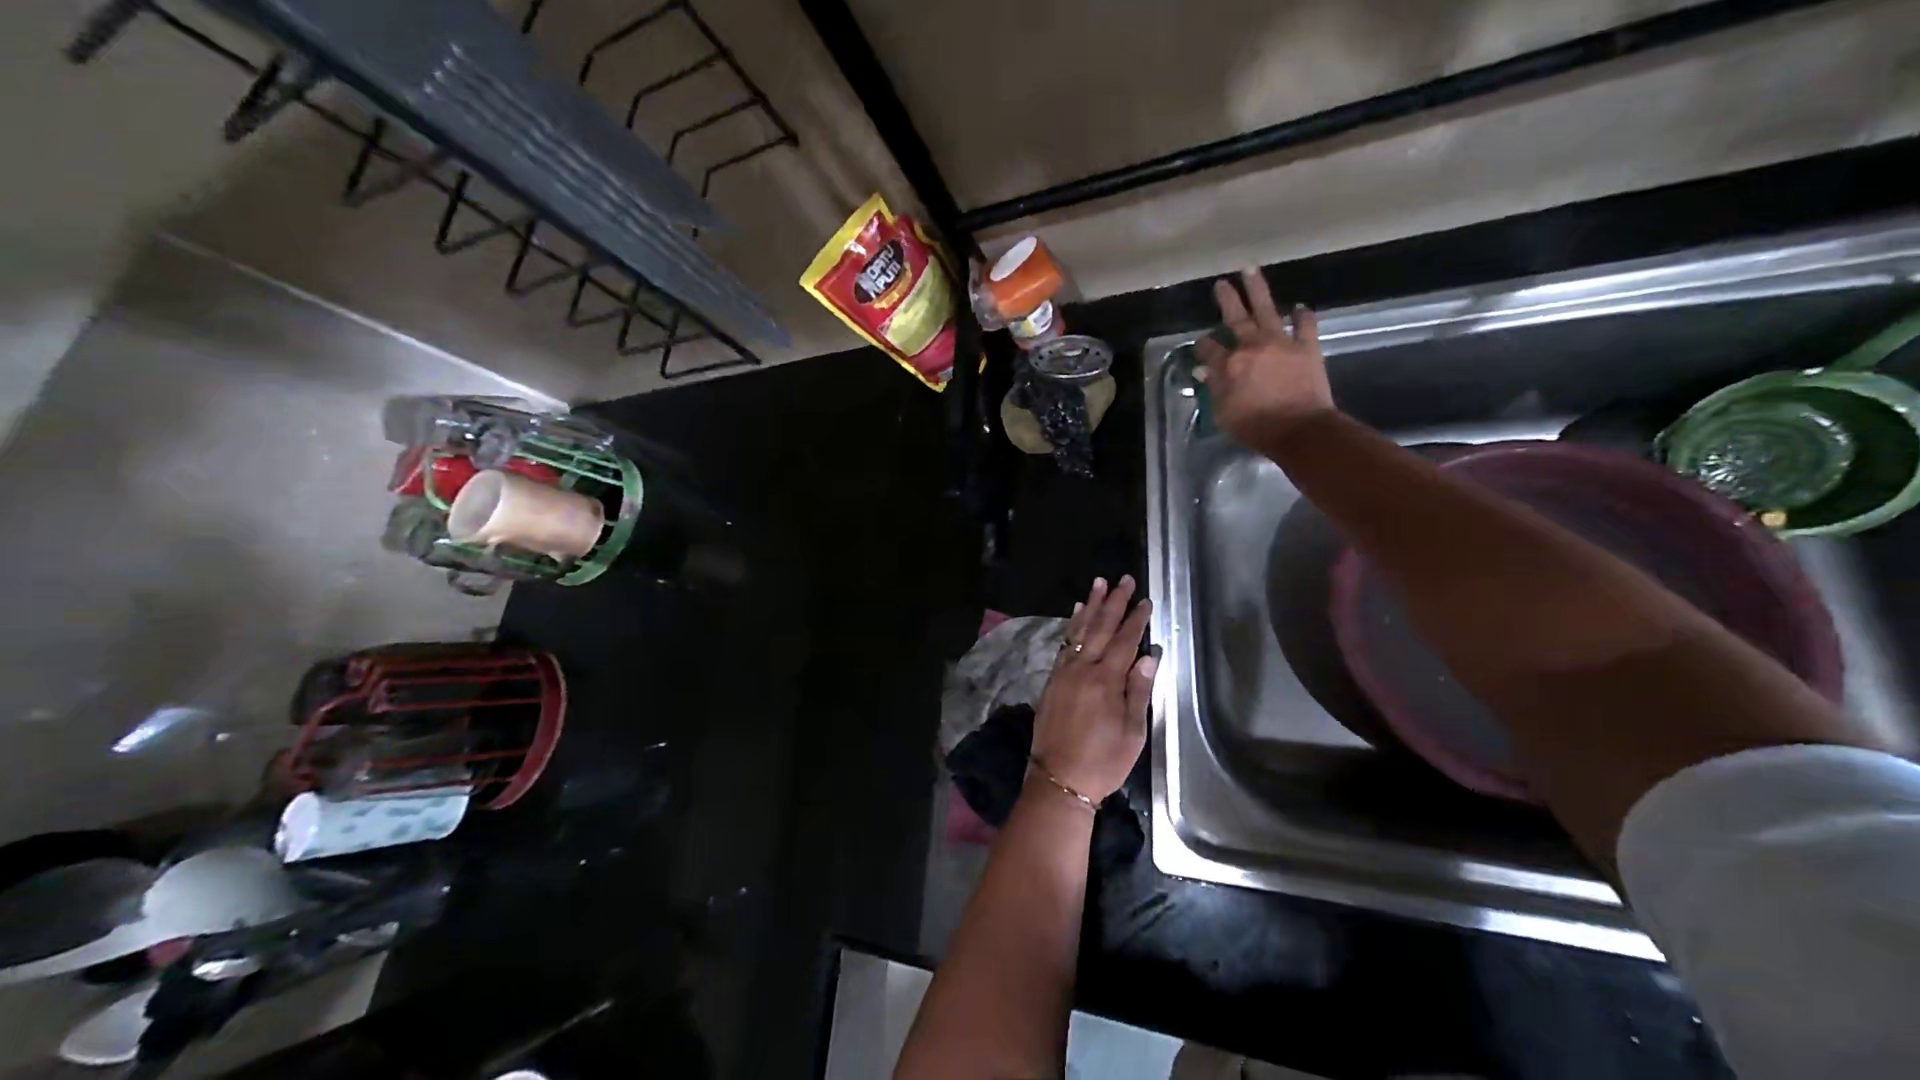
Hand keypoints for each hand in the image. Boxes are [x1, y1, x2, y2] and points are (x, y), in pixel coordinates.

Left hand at [1030, 575, 1157, 801]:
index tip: (1146, 601)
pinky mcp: (1052, 681)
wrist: (1059, 778)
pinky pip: (1064, 646)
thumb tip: (1149, 656)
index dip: (1136, 620)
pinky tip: (1076, 615)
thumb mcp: (1132, 731)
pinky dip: (1071, 628)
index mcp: (1106, 681)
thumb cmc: (1103, 760)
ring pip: (1078, 632)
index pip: (1124, 641)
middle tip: (1123, 579)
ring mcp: (1064, 673)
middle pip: (1100, 628)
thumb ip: (1139, 690)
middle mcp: (1082, 670)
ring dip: (1090, 607)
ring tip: (1098, 584)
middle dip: (1113, 602)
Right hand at [1194, 268, 1333, 444]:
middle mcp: (1252, 346)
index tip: (1201, 346)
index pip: (1208, 347)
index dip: (1202, 345)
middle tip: (1221, 283)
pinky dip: (1302, 315)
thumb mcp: (1223, 413)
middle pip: (1235, 318)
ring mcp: (1281, 343)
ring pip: (1266, 309)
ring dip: (1257, 288)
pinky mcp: (1306, 347)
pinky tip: (1299, 307)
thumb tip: (1205, 370)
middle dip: (1227, 299)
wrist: (1300, 429)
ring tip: (1250, 269)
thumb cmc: (1256, 427)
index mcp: (1228, 364)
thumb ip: (1214, 388)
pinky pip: (1305, 325)